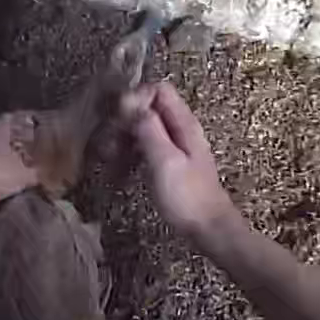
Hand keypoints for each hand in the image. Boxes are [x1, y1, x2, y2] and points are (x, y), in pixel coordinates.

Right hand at [121, 82, 243, 245]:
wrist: (209, 229)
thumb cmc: (187, 196)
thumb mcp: (165, 159)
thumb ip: (148, 128)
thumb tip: (130, 103)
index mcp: (183, 124)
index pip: (158, 90)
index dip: (136, 99)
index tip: (120, 120)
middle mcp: (180, 130)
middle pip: (149, 108)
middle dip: (125, 121)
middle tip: (111, 144)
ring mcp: (175, 146)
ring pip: (144, 129)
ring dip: (124, 139)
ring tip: (110, 159)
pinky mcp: (169, 163)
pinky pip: (145, 147)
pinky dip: (131, 154)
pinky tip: (120, 171)